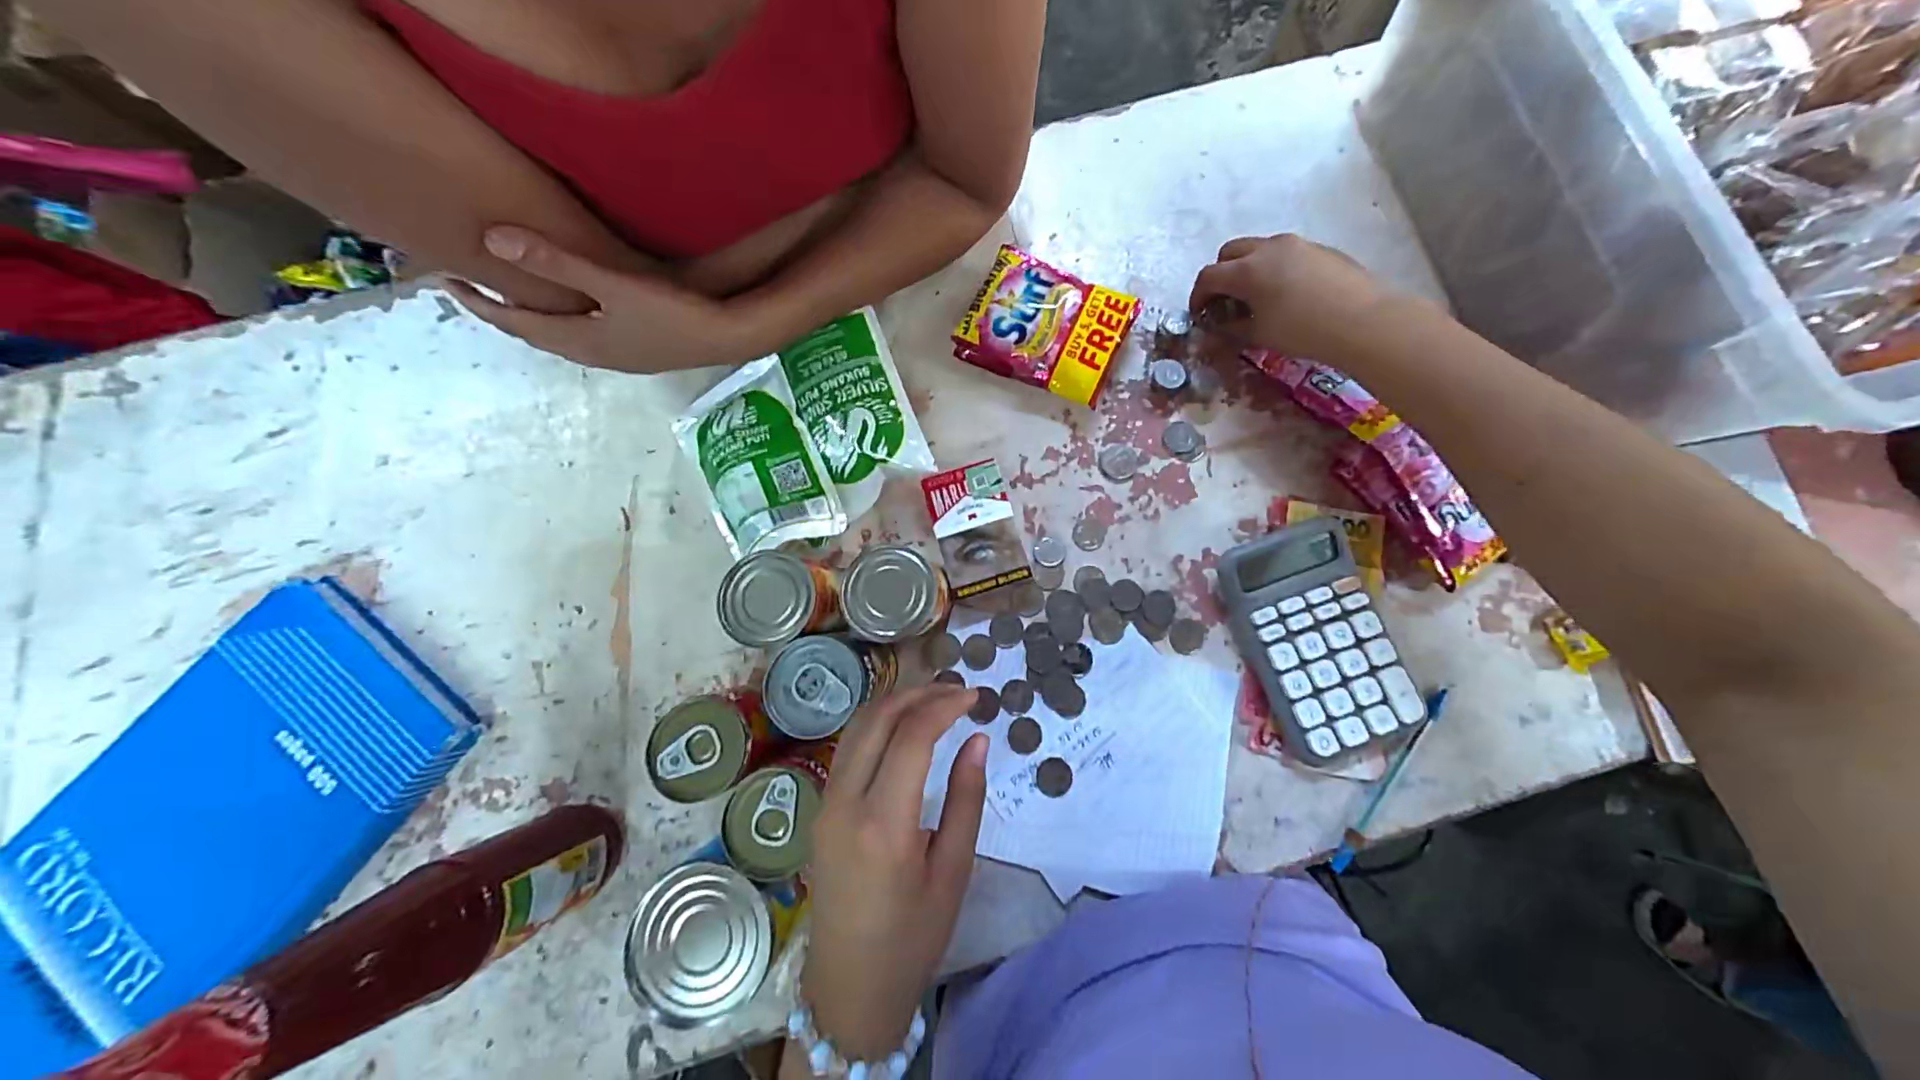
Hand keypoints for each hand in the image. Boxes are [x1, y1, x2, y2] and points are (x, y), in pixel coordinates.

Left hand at [447, 226, 762, 372]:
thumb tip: (492, 238)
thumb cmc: (670, 314)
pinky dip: (566, 321)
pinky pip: (587, 336)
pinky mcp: (639, 352)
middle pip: (537, 334)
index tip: (445, 283)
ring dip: (538, 319)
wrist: (727, 338)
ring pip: (563, 338)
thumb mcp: (611, 284)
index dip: (480, 305)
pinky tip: (575, 309)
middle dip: (505, 313)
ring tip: (519, 297)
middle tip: (476, 288)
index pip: (516, 323)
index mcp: (579, 341)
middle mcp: (593, 354)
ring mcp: (619, 357)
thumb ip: (556, 261)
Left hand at [802, 685, 986, 1061]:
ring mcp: (826, 804)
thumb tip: (977, 740)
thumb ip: (966, 800)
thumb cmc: (913, 938)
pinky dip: (877, 726)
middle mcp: (845, 803)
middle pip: (877, 719)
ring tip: (935, 700)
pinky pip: (848, 749)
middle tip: (957, 690)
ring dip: (895, 704)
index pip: (911, 737)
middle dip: (918, 693)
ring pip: (856, 728)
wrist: (850, 986)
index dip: (944, 706)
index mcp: (883, 823)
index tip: (975, 697)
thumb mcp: (953, 872)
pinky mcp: (820, 810)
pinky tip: (903, 730)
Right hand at [1189, 234, 1424, 360]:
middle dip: (1220, 275)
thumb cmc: (1302, 332)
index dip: (1197, 297)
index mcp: (1247, 270)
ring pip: (1258, 249)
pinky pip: (1285, 254)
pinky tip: (1285, 295)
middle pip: (1230, 253)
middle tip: (1224, 302)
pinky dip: (1273, 269)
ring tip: (1255, 298)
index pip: (1209, 277)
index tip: (1199, 315)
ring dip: (1247, 269)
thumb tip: (1219, 322)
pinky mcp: (1320, 249)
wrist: (1363, 321)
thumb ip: (1231, 326)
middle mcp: (1268, 248)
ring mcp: (1297, 244)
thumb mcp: (1258, 334)